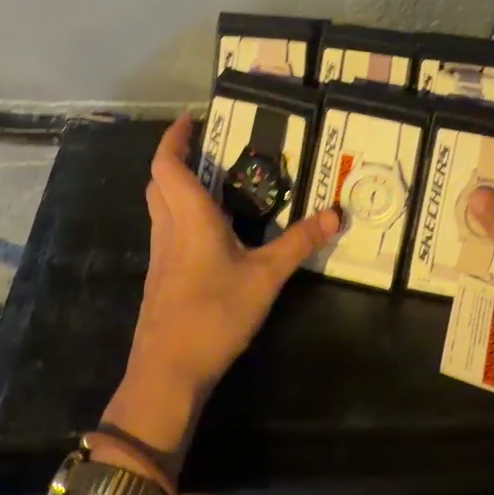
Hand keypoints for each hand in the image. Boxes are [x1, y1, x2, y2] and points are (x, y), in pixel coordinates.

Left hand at [98, 114, 341, 486]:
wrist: (167, 374)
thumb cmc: (214, 316)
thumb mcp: (266, 278)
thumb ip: (299, 243)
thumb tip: (335, 214)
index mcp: (189, 218)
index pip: (167, 165)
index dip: (174, 139)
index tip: (190, 120)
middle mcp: (169, 229)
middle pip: (158, 183)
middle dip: (176, 160)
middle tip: (206, 149)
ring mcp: (160, 257)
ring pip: (160, 208)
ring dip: (177, 188)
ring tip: (213, 184)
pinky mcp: (161, 280)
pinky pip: (167, 233)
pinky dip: (180, 217)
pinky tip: (210, 235)